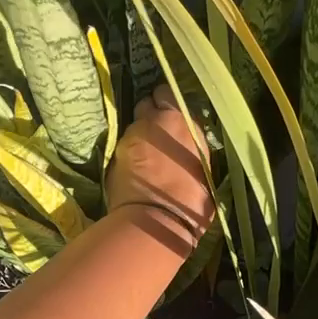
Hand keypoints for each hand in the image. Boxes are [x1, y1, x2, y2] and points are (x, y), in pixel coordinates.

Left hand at [107, 85, 214, 247]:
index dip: (167, 105)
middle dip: (151, 116)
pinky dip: (129, 154)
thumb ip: (193, 152)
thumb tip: (189, 153)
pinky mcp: (113, 157)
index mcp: (181, 122)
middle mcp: (153, 122)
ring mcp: (129, 138)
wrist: (155, 223)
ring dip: (140, 137)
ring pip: (133, 127)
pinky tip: (136, 170)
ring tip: (147, 155)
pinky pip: (123, 147)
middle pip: (146, 105)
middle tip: (159, 133)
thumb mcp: (203, 173)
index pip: (167, 95)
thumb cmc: (190, 203)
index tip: (172, 117)